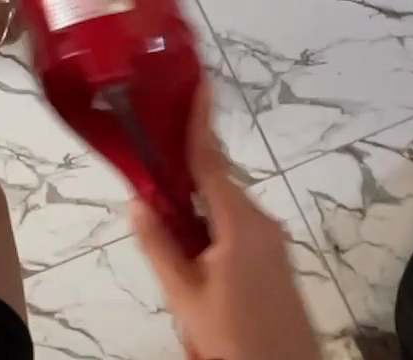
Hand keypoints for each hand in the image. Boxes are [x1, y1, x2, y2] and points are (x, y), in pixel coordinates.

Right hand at [131, 86, 321, 359]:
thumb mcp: (185, 296)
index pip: (209, 158)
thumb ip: (159, 245)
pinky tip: (192, 252)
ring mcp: (272, 240)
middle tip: (146, 176)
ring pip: (221, 206)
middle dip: (180, 177)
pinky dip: (209, 224)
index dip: (199, 117)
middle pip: (212, 181)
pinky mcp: (274, 258)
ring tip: (165, 231)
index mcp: (239, 222)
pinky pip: (234, 224)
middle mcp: (260, 221)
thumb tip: (137, 202)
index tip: (196, 79)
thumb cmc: (236, 338)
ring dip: (193, 209)